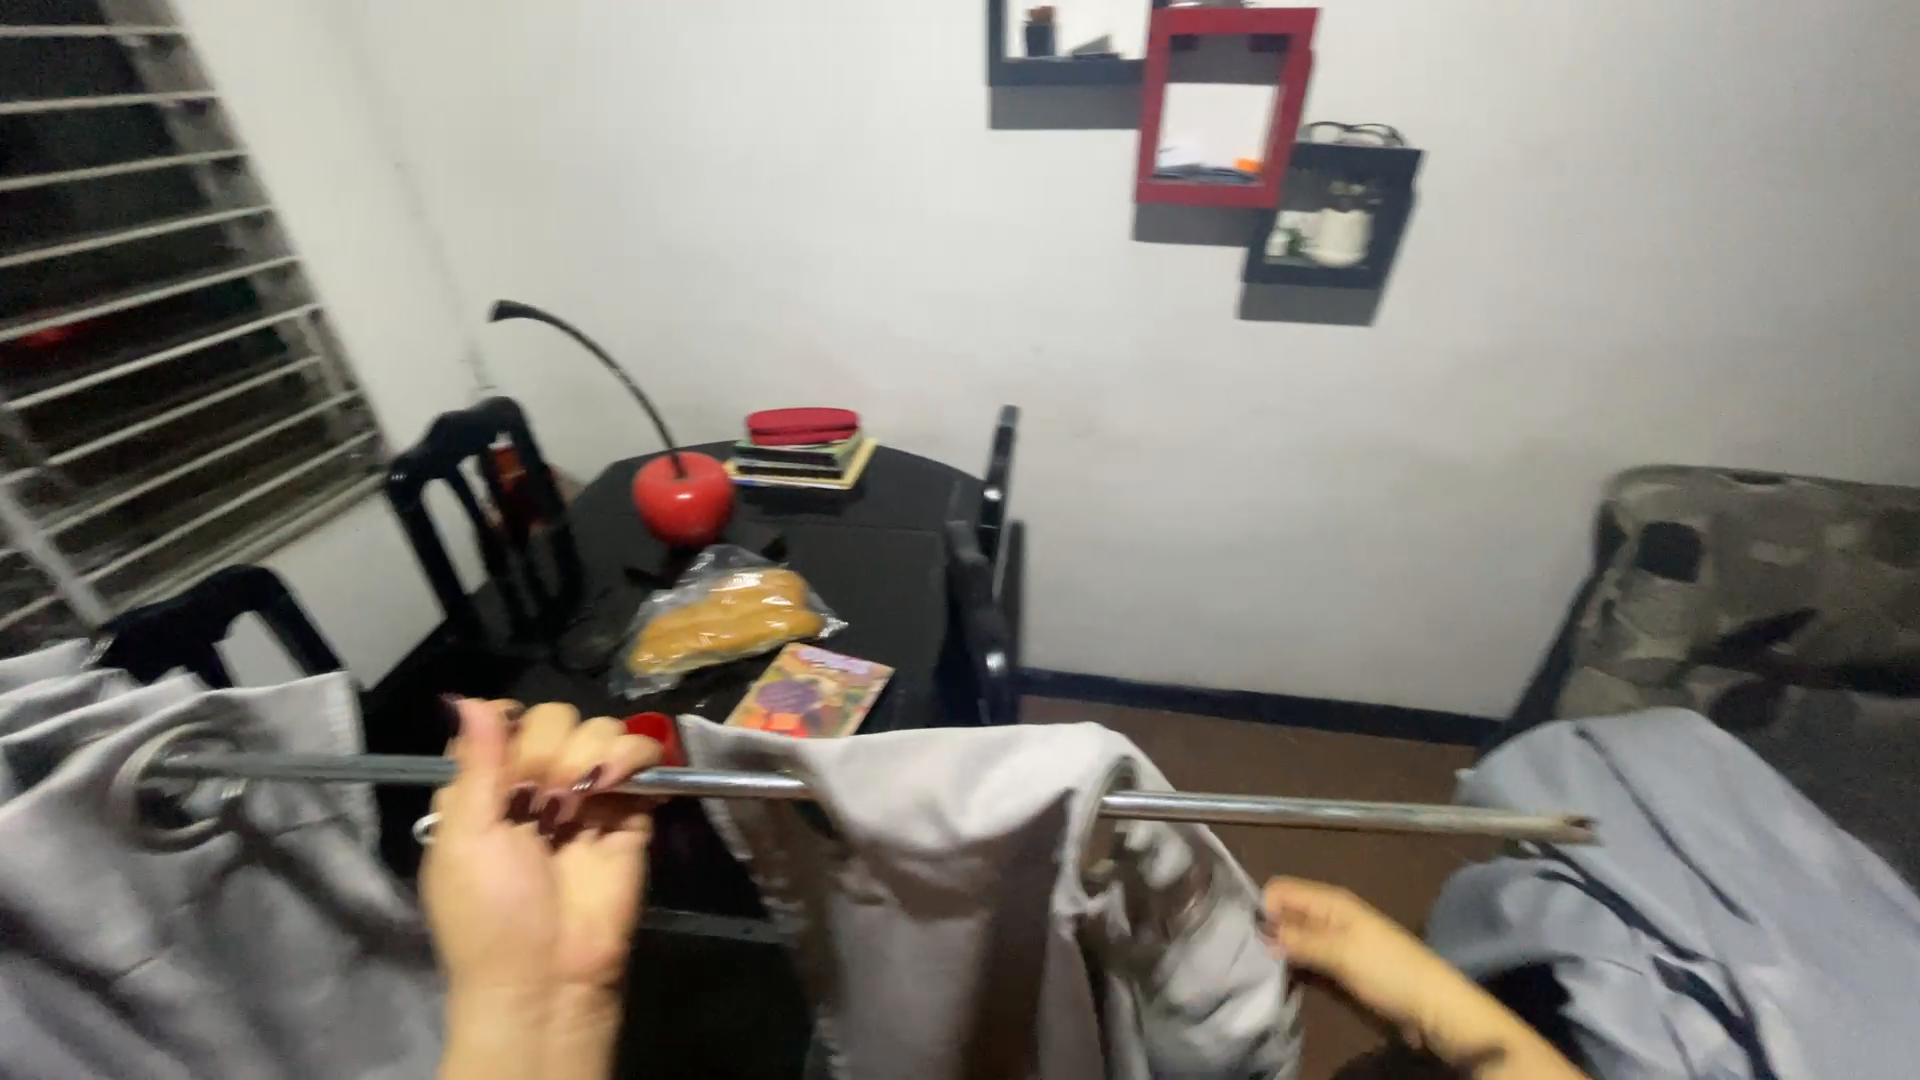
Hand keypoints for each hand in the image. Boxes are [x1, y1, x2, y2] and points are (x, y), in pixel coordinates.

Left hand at [423, 698, 662, 996]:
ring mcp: (593, 790)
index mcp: (492, 787)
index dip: (512, 729)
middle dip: (550, 751)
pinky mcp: (634, 804)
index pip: (508, 720)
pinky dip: (632, 759)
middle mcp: (543, 780)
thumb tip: (467, 698)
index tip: (508, 765)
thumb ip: (476, 764)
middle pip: (559, 716)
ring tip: (575, 806)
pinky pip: (644, 753)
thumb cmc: (490, 911)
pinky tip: (612, 788)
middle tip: (540, 802)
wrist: (549, 970)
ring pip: (603, 728)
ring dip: (589, 758)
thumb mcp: (465, 839)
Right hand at [1263, 878, 1585, 1078]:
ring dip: (1280, 949)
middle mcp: (1327, 914)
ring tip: (1264, 967)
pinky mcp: (1338, 963)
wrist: (1436, 1009)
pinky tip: (1285, 976)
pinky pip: (1305, 956)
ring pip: (1292, 935)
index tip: (1254, 936)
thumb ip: (1300, 939)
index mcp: (1329, 900)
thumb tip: (1260, 931)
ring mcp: (1333, 939)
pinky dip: (1294, 964)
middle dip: (1268, 929)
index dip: (1263, 908)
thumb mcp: (1342, 954)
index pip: (1279, 889)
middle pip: (1284, 912)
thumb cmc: (1390, 971)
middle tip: (1252, 954)